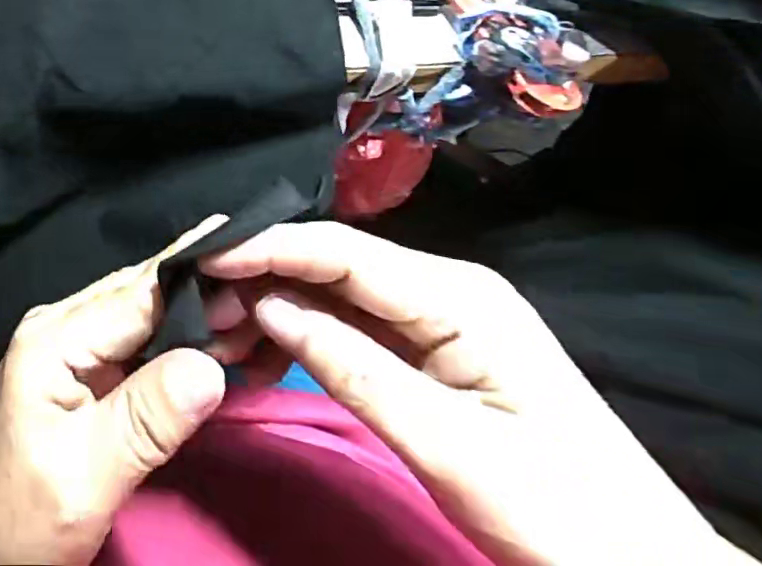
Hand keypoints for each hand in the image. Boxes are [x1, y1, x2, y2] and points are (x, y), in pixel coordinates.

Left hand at [0, 213, 252, 565]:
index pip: (134, 296)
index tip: (250, 262)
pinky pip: (134, 340)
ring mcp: (67, 345)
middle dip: (197, 285)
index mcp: (52, 339)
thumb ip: (145, 419)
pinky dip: (174, 337)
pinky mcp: (80, 370)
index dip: (192, 278)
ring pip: (138, 312)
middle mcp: (58, 326)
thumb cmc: (25, 515)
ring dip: (190, 309)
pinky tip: (213, 339)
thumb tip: (209, 365)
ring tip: (251, 303)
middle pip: (137, 293)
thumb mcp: (87, 475)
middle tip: (262, 280)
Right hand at [203, 222, 755, 565]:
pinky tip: (254, 357)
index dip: (263, 246)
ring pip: (321, 292)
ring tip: (219, 340)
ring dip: (266, 311)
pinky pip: (337, 324)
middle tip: (203, 314)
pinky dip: (290, 336)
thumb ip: (350, 365)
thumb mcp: (449, 446)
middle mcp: (438, 288)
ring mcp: (428, 316)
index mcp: (457, 297)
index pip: (337, 250)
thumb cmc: (561, 516)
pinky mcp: (418, 345)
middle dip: (256, 281)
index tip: (200, 258)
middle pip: (323, 264)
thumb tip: (264, 303)